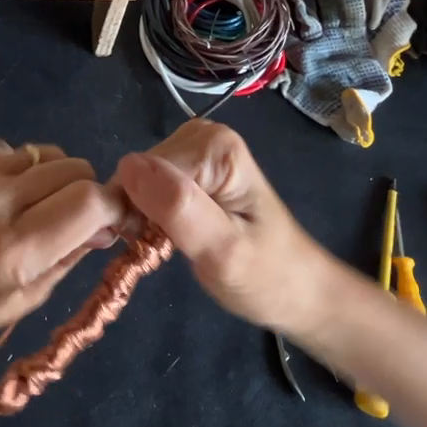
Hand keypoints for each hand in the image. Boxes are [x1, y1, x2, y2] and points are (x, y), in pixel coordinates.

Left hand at [0, 144, 122, 355]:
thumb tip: (104, 226)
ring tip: (39, 204)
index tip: (113, 217)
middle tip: (75, 215)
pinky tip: (8, 195)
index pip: (88, 201)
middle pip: (75, 168)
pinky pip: (17, 151)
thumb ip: (68, 259)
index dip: (112, 205)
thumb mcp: (20, 302)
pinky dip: (26, 170)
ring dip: (57, 176)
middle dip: (88, 190)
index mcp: (16, 248)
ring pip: (49, 153)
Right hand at [113, 119, 339, 336]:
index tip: (149, 246)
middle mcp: (203, 135)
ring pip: (139, 177)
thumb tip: (127, 167)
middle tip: (161, 249)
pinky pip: (148, 182)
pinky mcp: (190, 165)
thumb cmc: (267, 278)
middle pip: (140, 169)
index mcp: (215, 146)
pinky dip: (148, 211)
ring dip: (140, 213)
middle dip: (137, 210)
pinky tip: (166, 232)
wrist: (298, 290)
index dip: (135, 208)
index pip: (144, 169)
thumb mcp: (223, 252)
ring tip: (166, 244)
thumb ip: (178, 208)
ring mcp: (196, 148)